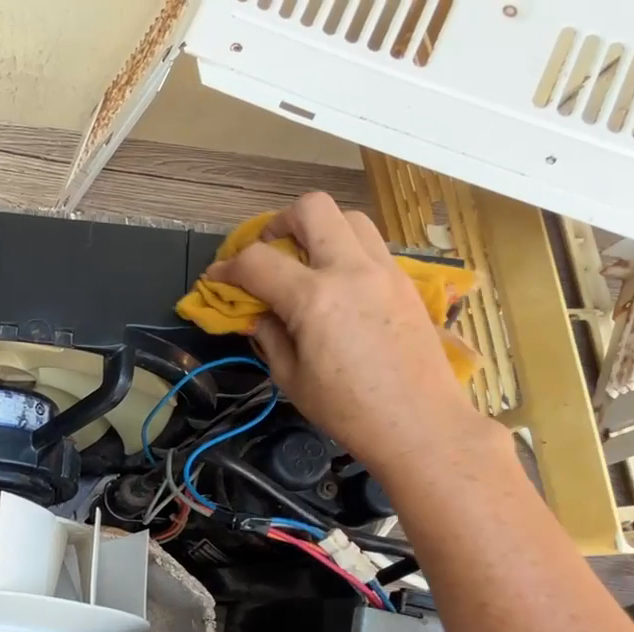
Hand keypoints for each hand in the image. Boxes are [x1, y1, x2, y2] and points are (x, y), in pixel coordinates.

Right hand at [206, 192, 488, 471]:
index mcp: (314, 299)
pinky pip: (369, 244)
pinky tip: (333, 284)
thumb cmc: (346, 409)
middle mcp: (350, 271)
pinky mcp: (404, 280)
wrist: (417, 420)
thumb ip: (269, 336)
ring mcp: (383, 270)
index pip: (257, 261)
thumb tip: (257, 315)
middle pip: (311, 209)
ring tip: (302, 263)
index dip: (227, 268)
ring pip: (347, 217)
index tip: (215, 279)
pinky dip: (343, 250)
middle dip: (277, 225)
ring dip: (317, 231)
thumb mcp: (289, 377)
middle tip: (266, 253)